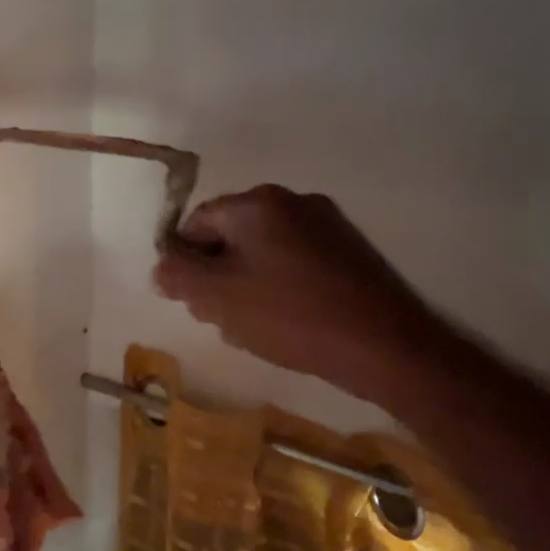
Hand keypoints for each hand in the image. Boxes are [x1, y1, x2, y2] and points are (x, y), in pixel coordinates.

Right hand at [154, 184, 444, 403]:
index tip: (190, 300)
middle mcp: (294, 202)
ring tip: (252, 327)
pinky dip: (279, 288)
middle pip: (230, 235)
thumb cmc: (290, 315)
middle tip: (218, 317)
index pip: (197, 222)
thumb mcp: (217, 297)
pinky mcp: (350, 254)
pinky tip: (285, 323)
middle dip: (216, 275)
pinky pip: (295, 263)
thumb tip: (162, 266)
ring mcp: (327, 226)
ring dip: (246, 285)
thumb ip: (178, 275)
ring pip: (262, 252)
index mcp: (257, 203)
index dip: (184, 262)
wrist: (386, 348)